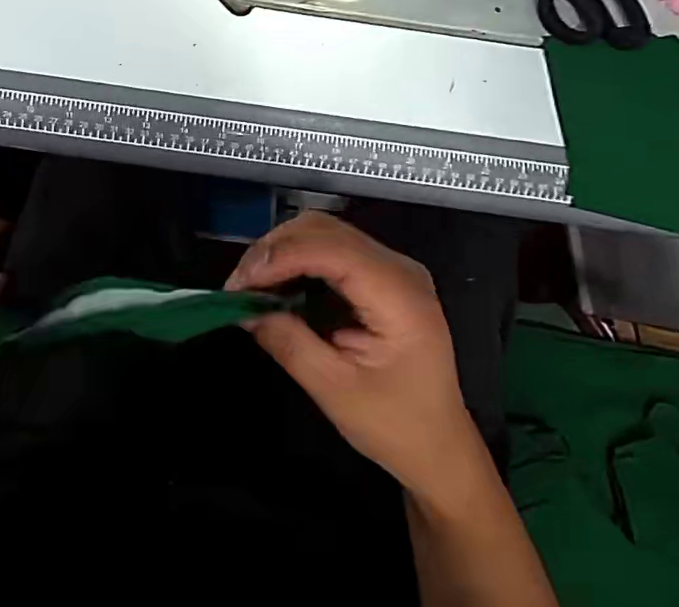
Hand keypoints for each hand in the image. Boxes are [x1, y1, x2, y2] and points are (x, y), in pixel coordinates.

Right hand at [225, 212, 482, 499]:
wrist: (439, 447)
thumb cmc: (395, 425)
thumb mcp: (334, 390)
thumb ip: (288, 343)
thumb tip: (244, 310)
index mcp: (399, 295)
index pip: (332, 250)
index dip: (281, 257)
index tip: (240, 284)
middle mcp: (398, 267)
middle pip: (325, 230)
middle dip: (274, 249)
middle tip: (239, 286)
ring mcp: (391, 268)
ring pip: (324, 233)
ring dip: (282, 252)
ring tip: (251, 286)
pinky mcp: (379, 275)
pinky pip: (330, 250)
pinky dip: (296, 260)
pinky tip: (276, 286)